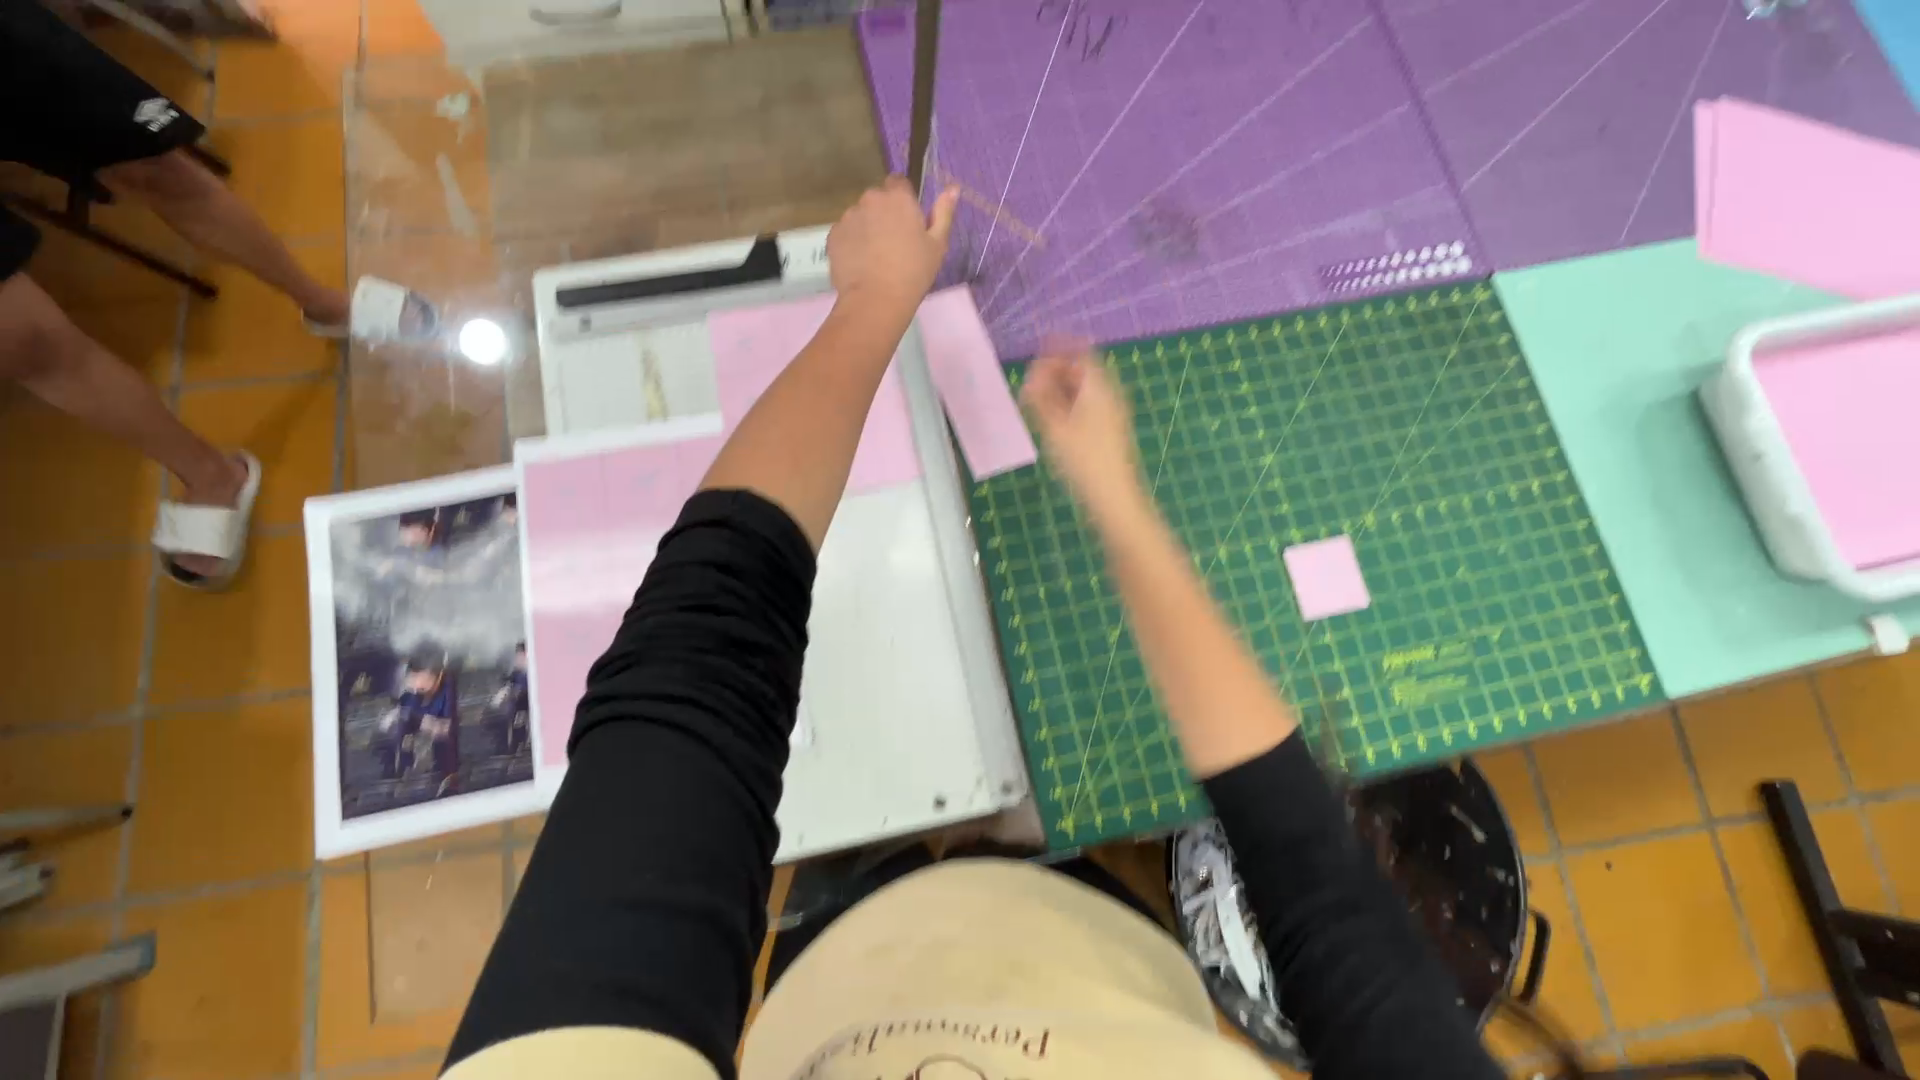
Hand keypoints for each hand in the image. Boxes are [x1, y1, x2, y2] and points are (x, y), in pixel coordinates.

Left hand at [827, 177, 958, 312]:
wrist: (876, 300)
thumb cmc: (913, 272)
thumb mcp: (937, 245)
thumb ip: (943, 213)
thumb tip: (953, 187)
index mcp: (898, 198)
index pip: (898, 182)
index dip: (903, 200)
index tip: (908, 221)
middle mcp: (870, 199)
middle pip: (877, 199)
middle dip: (883, 213)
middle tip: (893, 243)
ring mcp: (849, 217)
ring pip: (860, 216)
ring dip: (867, 228)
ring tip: (874, 256)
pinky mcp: (833, 235)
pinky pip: (845, 233)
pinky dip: (852, 242)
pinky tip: (860, 263)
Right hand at [1021, 341, 1145, 516]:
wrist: (1113, 497)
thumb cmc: (1083, 461)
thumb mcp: (1054, 428)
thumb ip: (1040, 399)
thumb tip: (1030, 379)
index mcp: (1099, 388)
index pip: (1081, 353)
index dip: (1058, 349)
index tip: (1036, 353)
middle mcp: (1108, 396)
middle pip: (1082, 371)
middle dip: (1056, 371)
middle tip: (1030, 382)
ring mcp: (1110, 415)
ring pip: (1083, 391)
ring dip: (1059, 390)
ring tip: (1035, 400)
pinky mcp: (1108, 432)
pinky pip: (1086, 407)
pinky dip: (1067, 406)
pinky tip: (1051, 420)